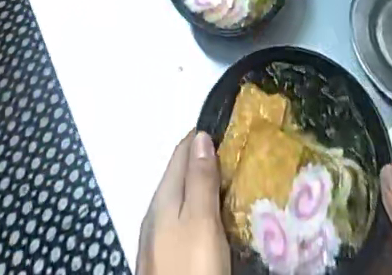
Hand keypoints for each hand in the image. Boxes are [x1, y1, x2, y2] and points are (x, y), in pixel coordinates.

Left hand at [139, 131, 230, 274]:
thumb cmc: (189, 268)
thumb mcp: (200, 222)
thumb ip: (200, 181)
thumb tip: (201, 136)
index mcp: (162, 195)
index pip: (181, 153)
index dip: (202, 138)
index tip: (227, 129)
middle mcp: (156, 212)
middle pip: (180, 176)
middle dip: (204, 164)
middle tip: (236, 159)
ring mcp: (158, 237)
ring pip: (182, 201)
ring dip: (203, 190)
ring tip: (230, 189)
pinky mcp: (165, 259)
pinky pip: (184, 224)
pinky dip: (200, 215)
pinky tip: (214, 225)